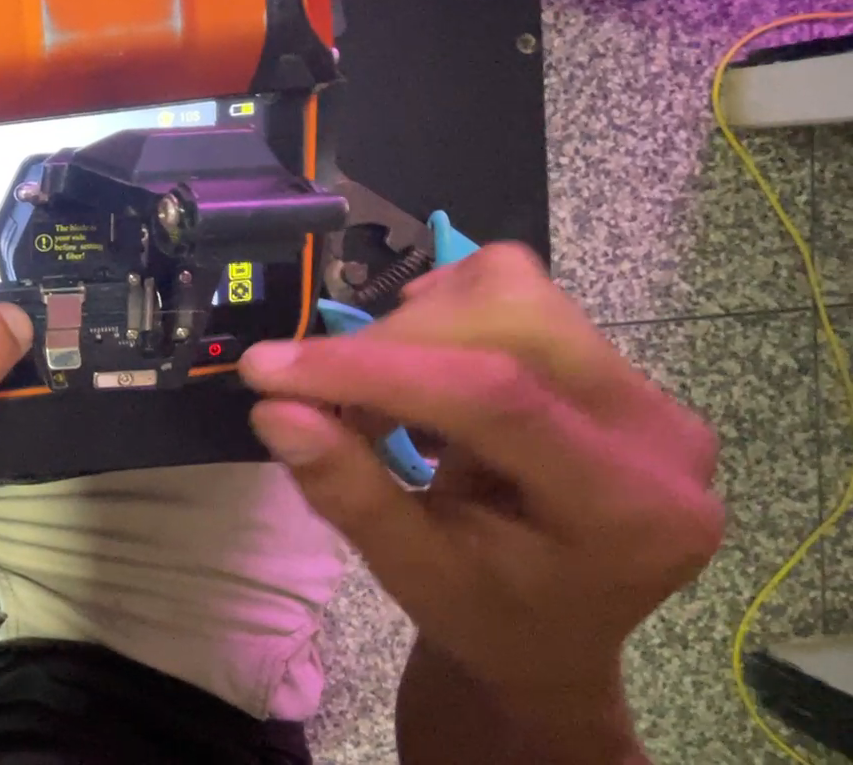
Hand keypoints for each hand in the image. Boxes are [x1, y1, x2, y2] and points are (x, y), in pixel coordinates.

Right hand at [239, 245, 722, 710]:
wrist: (546, 633)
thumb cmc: (481, 613)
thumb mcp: (407, 568)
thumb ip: (346, 488)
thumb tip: (273, 408)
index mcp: (628, 507)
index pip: (495, 396)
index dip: (370, 369)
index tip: (265, 367)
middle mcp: (657, 433)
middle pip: (507, 322)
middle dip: (386, 346)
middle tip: (319, 394)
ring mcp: (642, 390)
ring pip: (506, 292)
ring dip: (410, 327)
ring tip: (374, 390)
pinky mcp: (605, 363)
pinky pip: (510, 290)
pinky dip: (438, 312)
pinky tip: (418, 367)